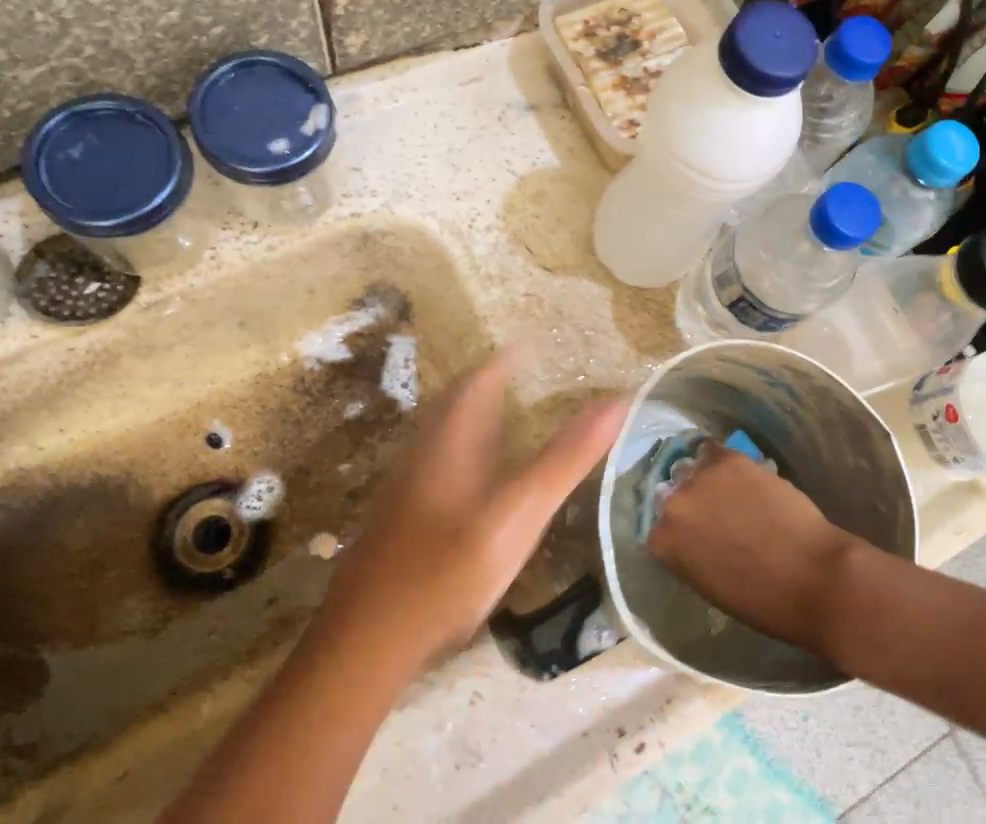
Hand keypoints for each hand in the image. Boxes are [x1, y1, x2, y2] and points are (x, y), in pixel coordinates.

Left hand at [316, 349, 628, 667]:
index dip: (503, 362)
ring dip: (470, 419)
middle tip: (517, 376)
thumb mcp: (518, 516)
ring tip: (501, 420)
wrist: (367, 640)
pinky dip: (459, 453)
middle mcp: (420, 456)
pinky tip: (472, 484)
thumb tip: (618, 402)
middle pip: (453, 406)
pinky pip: (433, 466)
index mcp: (447, 444)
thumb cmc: (447, 573)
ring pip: (439, 437)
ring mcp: (402, 491)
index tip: (528, 345)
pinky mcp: (395, 523)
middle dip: (486, 386)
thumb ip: (566, 460)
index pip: (476, 384)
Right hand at [646, 446, 861, 655]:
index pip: (659, 530)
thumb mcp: (710, 585)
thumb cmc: (763, 599)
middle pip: (673, 496)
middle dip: (690, 504)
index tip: (697, 535)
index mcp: (663, 545)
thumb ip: (690, 555)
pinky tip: (739, 472)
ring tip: (730, 490)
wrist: (810, 576)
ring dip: (707, 480)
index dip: (680, 531)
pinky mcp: (728, 461)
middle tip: (715, 513)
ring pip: (693, 470)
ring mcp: (698, 480)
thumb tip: (696, 538)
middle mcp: (672, 507)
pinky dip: (723, 461)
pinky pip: (714, 452)